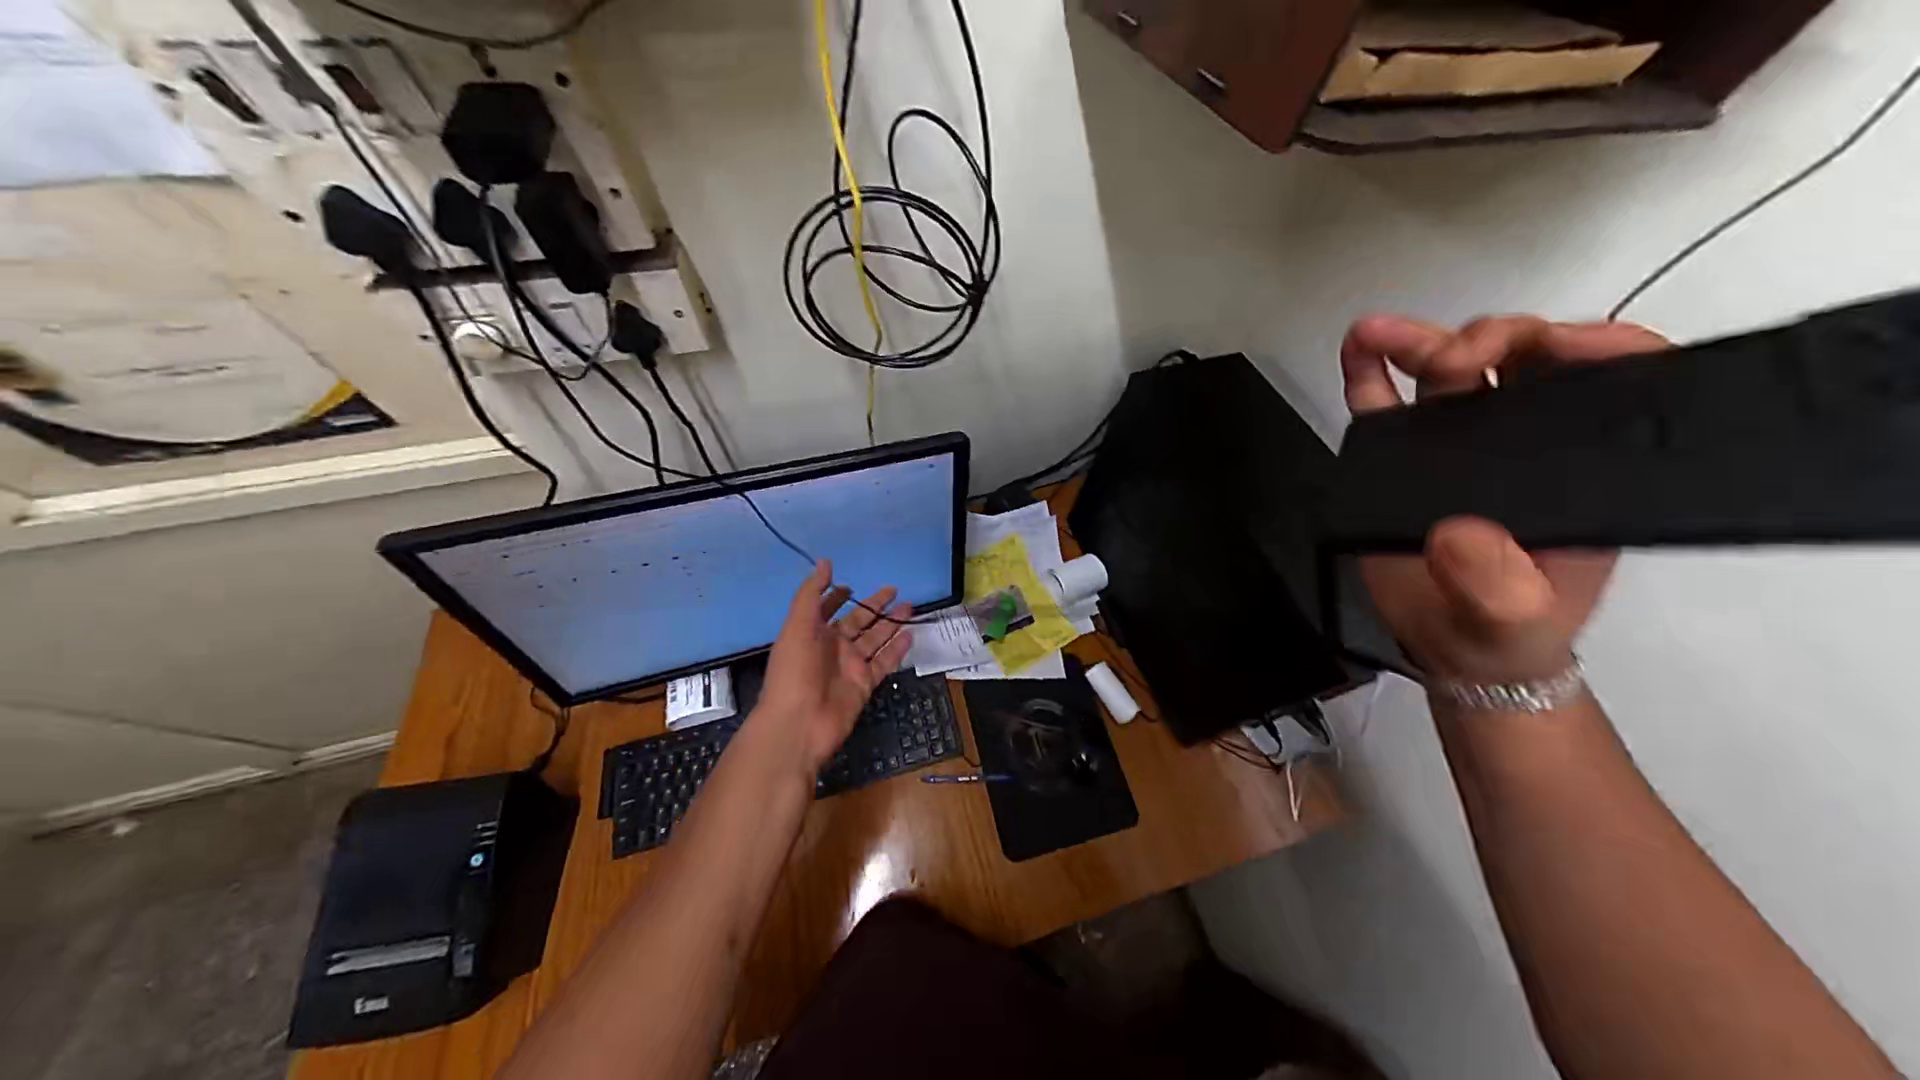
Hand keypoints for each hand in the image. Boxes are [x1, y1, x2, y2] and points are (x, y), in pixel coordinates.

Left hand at [752, 560, 912, 770]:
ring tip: (909, 606)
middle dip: (873, 606)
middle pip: (857, 621)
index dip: (836, 596)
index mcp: (812, 632)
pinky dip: (897, 649)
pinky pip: (884, 662)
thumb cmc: (794, 671)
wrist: (799, 723)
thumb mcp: (797, 625)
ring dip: (890, 623)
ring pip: (874, 639)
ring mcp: (850, 666)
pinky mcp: (864, 683)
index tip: (850, 585)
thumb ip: (812, 593)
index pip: (826, 609)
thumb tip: (825, 562)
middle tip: (894, 590)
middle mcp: (832, 647)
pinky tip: (910, 634)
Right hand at [1340, 314, 1669, 683]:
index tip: (1557, 345)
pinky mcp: (1405, 456)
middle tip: (1450, 356)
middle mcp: (1528, 443)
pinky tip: (1355, 352)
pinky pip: (1387, 404)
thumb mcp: (1515, 619)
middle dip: (1491, 339)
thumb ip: (1497, 586)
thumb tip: (1454, 535)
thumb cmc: (1502, 633)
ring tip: (1374, 334)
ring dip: (1418, 342)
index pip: (1617, 383)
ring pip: (1450, 371)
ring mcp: (1462, 445)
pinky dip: (1371, 373)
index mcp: (1583, 470)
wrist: (1452, 648)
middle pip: (1523, 360)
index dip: (1598, 346)